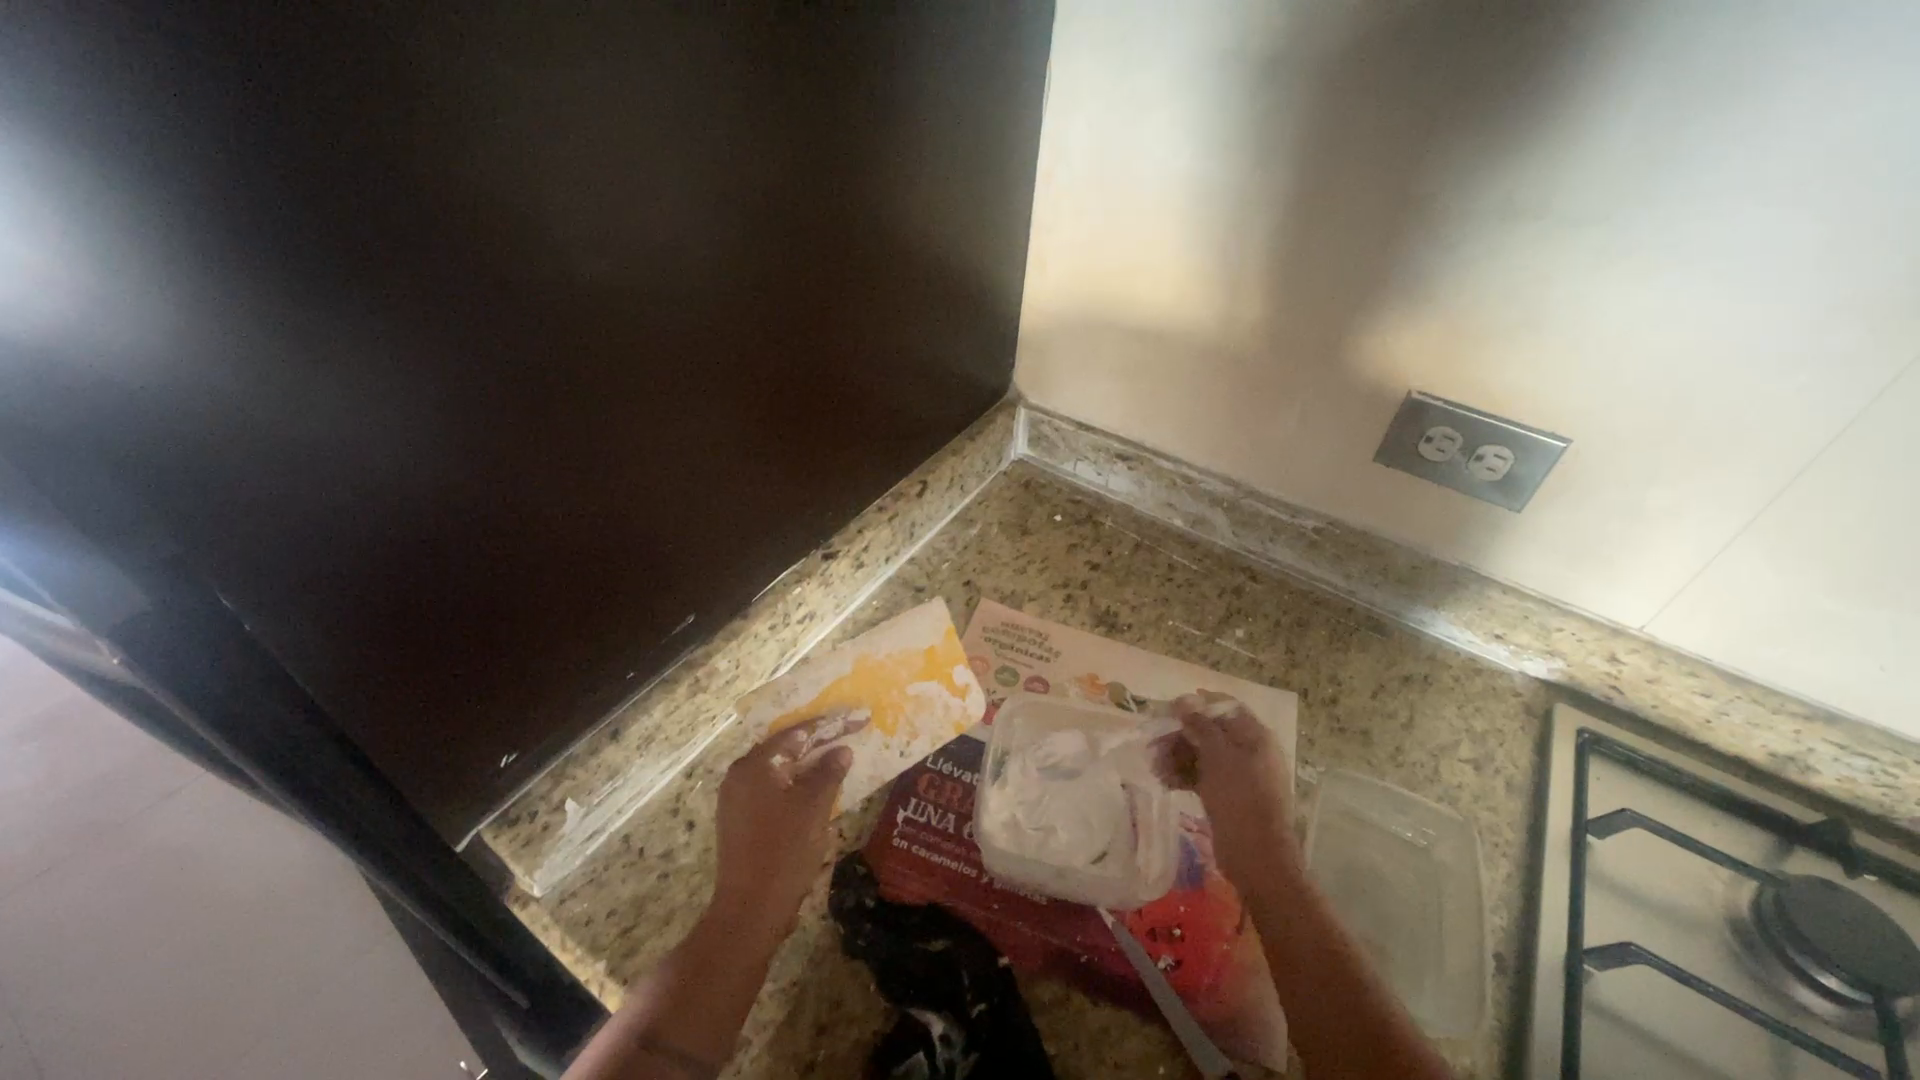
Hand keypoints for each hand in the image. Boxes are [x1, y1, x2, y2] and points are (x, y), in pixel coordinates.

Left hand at [710, 713, 864, 941]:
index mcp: (752, 766)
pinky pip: (771, 794)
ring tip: (837, 763)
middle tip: (847, 738)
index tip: (854, 719)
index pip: (794, 733)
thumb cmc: (783, 851)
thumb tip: (842, 750)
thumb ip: (829, 773)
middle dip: (816, 746)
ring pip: (777, 774)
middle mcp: (738, 778)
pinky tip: (816, 795)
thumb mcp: (814, 807)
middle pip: (782, 751)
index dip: (826, 726)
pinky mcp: (740, 824)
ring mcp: (735, 802)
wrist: (751, 909)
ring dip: (806, 769)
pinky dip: (794, 789)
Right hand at [1168, 691, 1301, 889]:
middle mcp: (1248, 751)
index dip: (1197, 704)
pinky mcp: (1226, 796)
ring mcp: (1237, 775)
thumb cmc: (1240, 797)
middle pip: (1209, 731)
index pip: (1225, 707)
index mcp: (1255, 736)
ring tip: (1154, 767)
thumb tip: (1185, 700)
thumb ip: (1201, 725)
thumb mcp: (1219, 754)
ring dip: (1176, 756)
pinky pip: (1201, 776)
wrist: (1256, 855)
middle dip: (1180, 734)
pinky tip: (1164, 781)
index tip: (1168, 710)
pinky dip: (1183, 775)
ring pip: (1202, 755)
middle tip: (1152, 743)